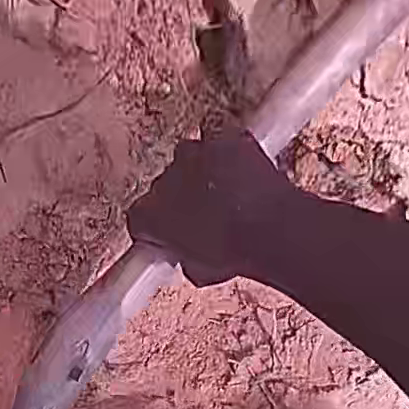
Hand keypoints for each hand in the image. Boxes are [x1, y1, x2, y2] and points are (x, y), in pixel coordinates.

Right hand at [126, 130, 298, 285]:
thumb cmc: (231, 254)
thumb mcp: (197, 271)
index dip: (153, 229)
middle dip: (177, 201)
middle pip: (163, 188)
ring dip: (199, 174)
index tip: (165, 236)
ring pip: (188, 161)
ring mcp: (192, 154)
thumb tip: (187, 254)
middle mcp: (163, 180)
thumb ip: (182, 256)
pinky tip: (239, 176)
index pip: (139, 219)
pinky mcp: (221, 137)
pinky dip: (225, 155)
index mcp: (149, 215)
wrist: (269, 229)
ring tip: (223, 197)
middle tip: (200, 221)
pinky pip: (218, 141)